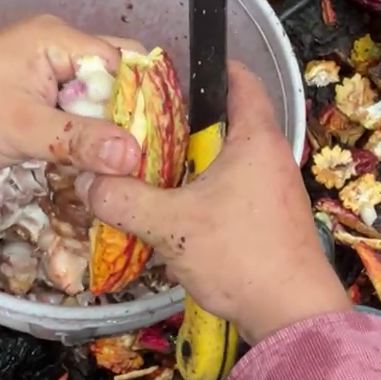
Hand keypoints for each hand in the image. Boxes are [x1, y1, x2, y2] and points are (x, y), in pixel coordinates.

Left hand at [0, 14, 140, 248]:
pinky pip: (74, 106)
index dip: (144, 101)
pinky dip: (84, 130)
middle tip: (142, 153)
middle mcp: (55, 45)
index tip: (155, 141)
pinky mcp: (30, 90)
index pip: (124, 64)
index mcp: (57, 39)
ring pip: (95, 94)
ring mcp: (41, 67)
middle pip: (115, 75)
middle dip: (130, 113)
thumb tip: (134, 157)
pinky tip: (92, 157)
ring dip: (106, 126)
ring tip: (122, 161)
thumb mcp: (24, 130)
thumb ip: (82, 142)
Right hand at [79, 63, 350, 343]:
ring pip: (229, 158)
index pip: (239, 80)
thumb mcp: (170, 225)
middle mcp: (272, 156)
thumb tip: (88, 183)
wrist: (292, 312)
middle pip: (227, 120)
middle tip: (144, 128)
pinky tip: (181, 212)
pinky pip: (236, 188)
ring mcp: (276, 188)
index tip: (171, 70)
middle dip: (185, 122)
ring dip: (194, 162)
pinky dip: (208, 190)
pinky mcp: (273, 218)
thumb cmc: (239, 255)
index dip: (209, 67)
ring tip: (154, 171)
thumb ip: (123, 199)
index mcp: (256, 138)